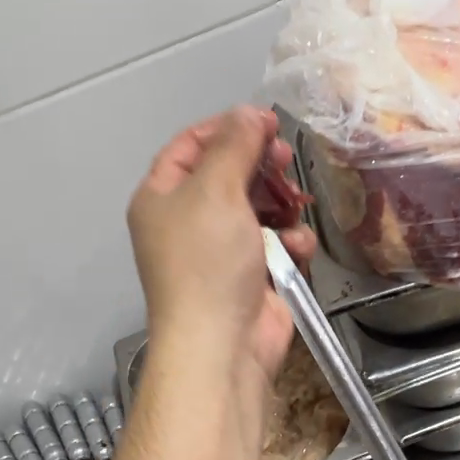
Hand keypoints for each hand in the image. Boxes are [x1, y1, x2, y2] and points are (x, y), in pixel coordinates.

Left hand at [127, 106, 318, 382]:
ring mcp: (221, 255)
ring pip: (258, 211)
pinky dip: (290, 243)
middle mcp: (187, 224)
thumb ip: (235, 144)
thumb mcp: (216, 189)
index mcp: (162, 199)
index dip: (227, 128)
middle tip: (285, 160)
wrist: (222, 345)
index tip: (265, 122)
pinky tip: (297, 247)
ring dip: (281, 205)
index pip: (190, 146)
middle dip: (261, 166)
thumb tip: (249, 114)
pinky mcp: (253, 281)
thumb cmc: (208, 263)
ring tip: (295, 205)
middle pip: (228, 176)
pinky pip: (276, 247)